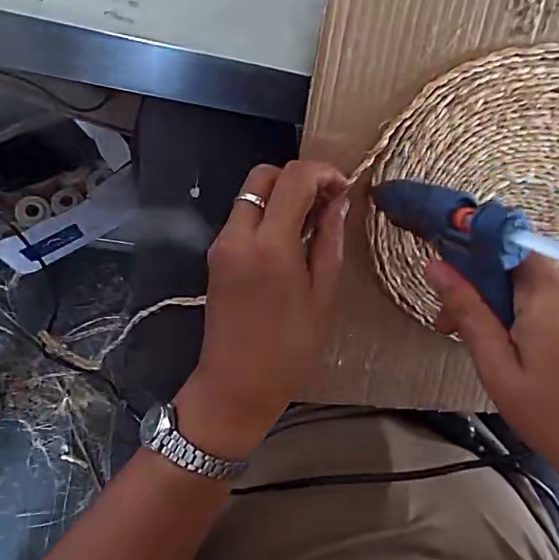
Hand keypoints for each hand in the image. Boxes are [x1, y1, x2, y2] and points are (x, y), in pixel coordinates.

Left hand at [178, 161, 348, 459]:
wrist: (235, 386)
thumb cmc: (289, 350)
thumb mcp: (323, 296)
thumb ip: (329, 241)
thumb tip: (338, 201)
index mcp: (269, 245)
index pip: (293, 179)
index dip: (323, 173)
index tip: (343, 189)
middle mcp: (238, 235)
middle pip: (264, 175)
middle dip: (298, 178)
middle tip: (326, 202)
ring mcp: (222, 244)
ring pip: (250, 194)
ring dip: (281, 195)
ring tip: (312, 222)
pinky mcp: (216, 256)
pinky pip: (242, 217)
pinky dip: (267, 213)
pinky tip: (290, 239)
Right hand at [426, 253, 558, 490]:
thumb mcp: (500, 371)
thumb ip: (468, 313)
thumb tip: (437, 267)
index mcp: (552, 296)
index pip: (505, 246)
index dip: (472, 258)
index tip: (448, 287)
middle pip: (520, 269)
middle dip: (485, 292)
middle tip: (454, 330)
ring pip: (539, 288)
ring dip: (510, 308)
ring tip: (495, 352)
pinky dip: (537, 317)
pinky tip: (528, 356)